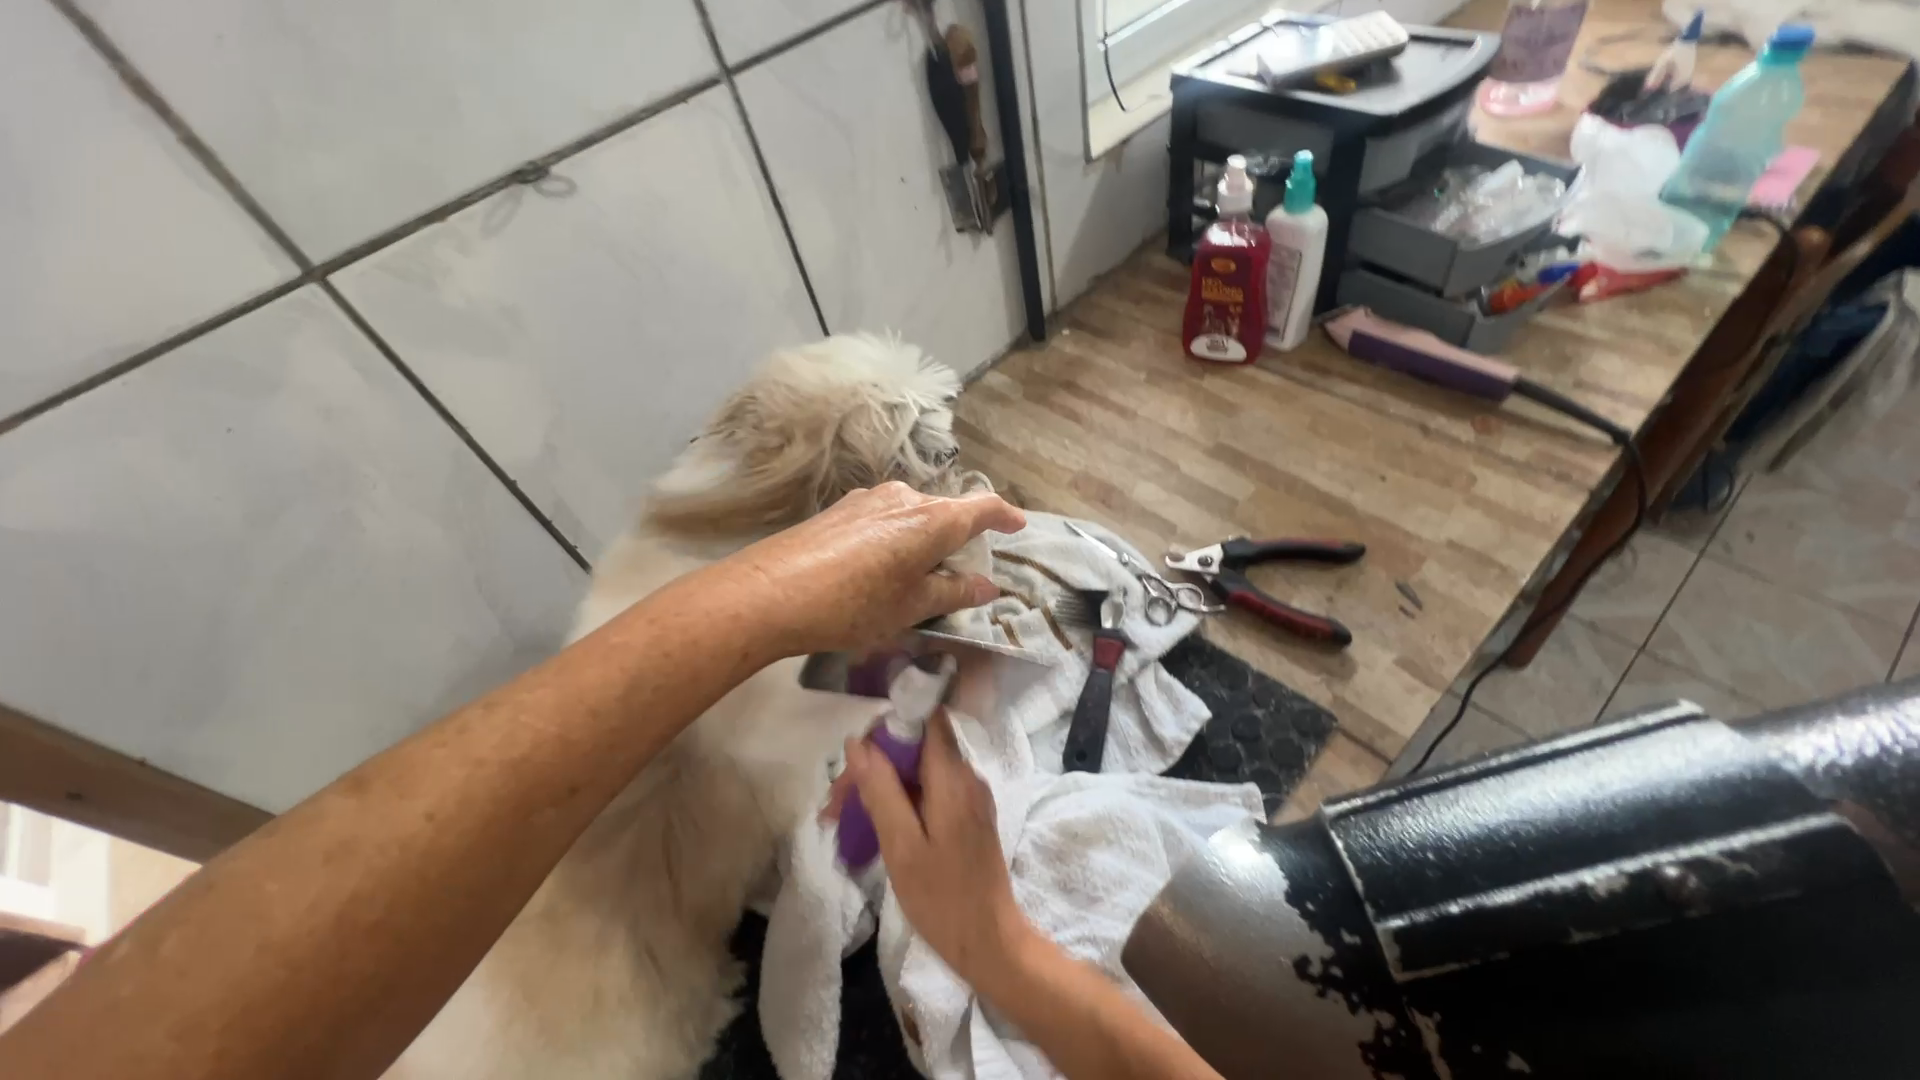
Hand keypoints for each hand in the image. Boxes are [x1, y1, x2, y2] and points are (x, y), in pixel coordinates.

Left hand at [690, 482, 1023, 659]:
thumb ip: (953, 592)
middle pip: (945, 513)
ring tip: (914, 578)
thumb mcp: (911, 607)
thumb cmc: (853, 605)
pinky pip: (884, 520)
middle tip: (959, 575)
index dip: (1005, 516)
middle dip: (959, 539)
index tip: (1018, 526)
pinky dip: (896, 539)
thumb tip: (987, 586)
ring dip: (923, 541)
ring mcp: (868, 499)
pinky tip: (877, 569)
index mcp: (932, 520)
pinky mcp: (839, 509)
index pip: (982, 507)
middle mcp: (904, 498)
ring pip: (912, 517)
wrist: (768, 593)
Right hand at [830, 710, 1034, 987]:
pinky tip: (872, 827)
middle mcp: (966, 776)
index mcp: (953, 777)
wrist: (990, 942)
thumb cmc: (943, 898)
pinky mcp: (967, 816)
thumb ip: (881, 789)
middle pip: (915, 747)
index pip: (924, 719)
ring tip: (843, 820)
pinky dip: (899, 801)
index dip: (887, 727)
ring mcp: (970, 796)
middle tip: (835, 805)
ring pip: (918, 770)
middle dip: (873, 765)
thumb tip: (857, 742)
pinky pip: (929, 791)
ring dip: (881, 786)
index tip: (855, 756)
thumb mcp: (901, 846)